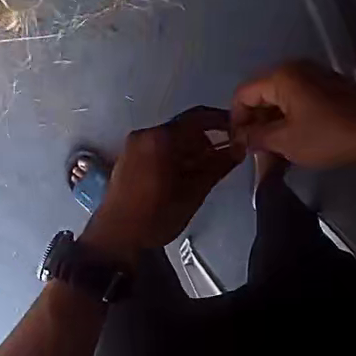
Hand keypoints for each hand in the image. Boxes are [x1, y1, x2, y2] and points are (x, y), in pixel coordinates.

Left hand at [82, 107, 242, 256]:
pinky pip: (158, 149)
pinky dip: (175, 157)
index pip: (198, 118)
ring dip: (191, 151)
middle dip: (207, 142)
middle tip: (224, 158)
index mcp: (161, 139)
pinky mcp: (129, 159)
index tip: (236, 130)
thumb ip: (218, 166)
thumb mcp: (195, 191)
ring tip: (205, 172)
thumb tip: (238, 150)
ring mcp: (134, 146)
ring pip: (172, 140)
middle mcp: (145, 136)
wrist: (118, 238)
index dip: (221, 121)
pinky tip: (185, 177)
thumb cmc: (156, 216)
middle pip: (184, 128)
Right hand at [230, 61, 355, 168]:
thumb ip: (259, 138)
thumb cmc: (330, 135)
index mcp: (281, 76)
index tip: (240, 144)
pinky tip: (296, 140)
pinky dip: (292, 118)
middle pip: (262, 93)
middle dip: (256, 122)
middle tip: (256, 150)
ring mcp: (316, 76)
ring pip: (282, 98)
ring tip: (275, 150)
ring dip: (274, 122)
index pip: (243, 94)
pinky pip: (300, 100)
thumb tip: (243, 138)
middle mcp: (297, 69)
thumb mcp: (287, 141)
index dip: (236, 119)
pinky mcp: (332, 88)